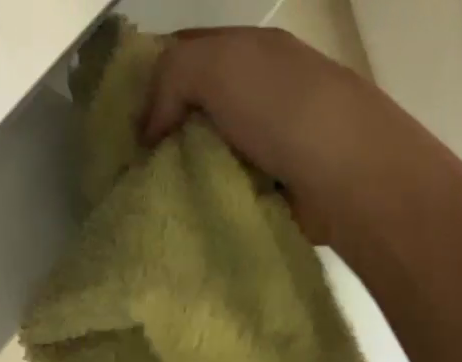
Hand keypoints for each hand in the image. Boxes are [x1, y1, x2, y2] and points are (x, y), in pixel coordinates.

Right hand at [141, 27, 452, 249]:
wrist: (349, 175)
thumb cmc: (284, 109)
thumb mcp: (218, 66)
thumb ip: (169, 77)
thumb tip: (150, 132)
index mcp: (247, 50)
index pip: (180, 51)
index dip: (144, 75)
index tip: (112, 114)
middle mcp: (255, 90)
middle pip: (187, 105)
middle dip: (154, 130)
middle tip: (120, 162)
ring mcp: (263, 140)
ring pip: (200, 150)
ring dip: (173, 169)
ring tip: (141, 193)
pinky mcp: (268, 185)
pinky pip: (218, 187)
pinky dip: (198, 198)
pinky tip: (175, 211)